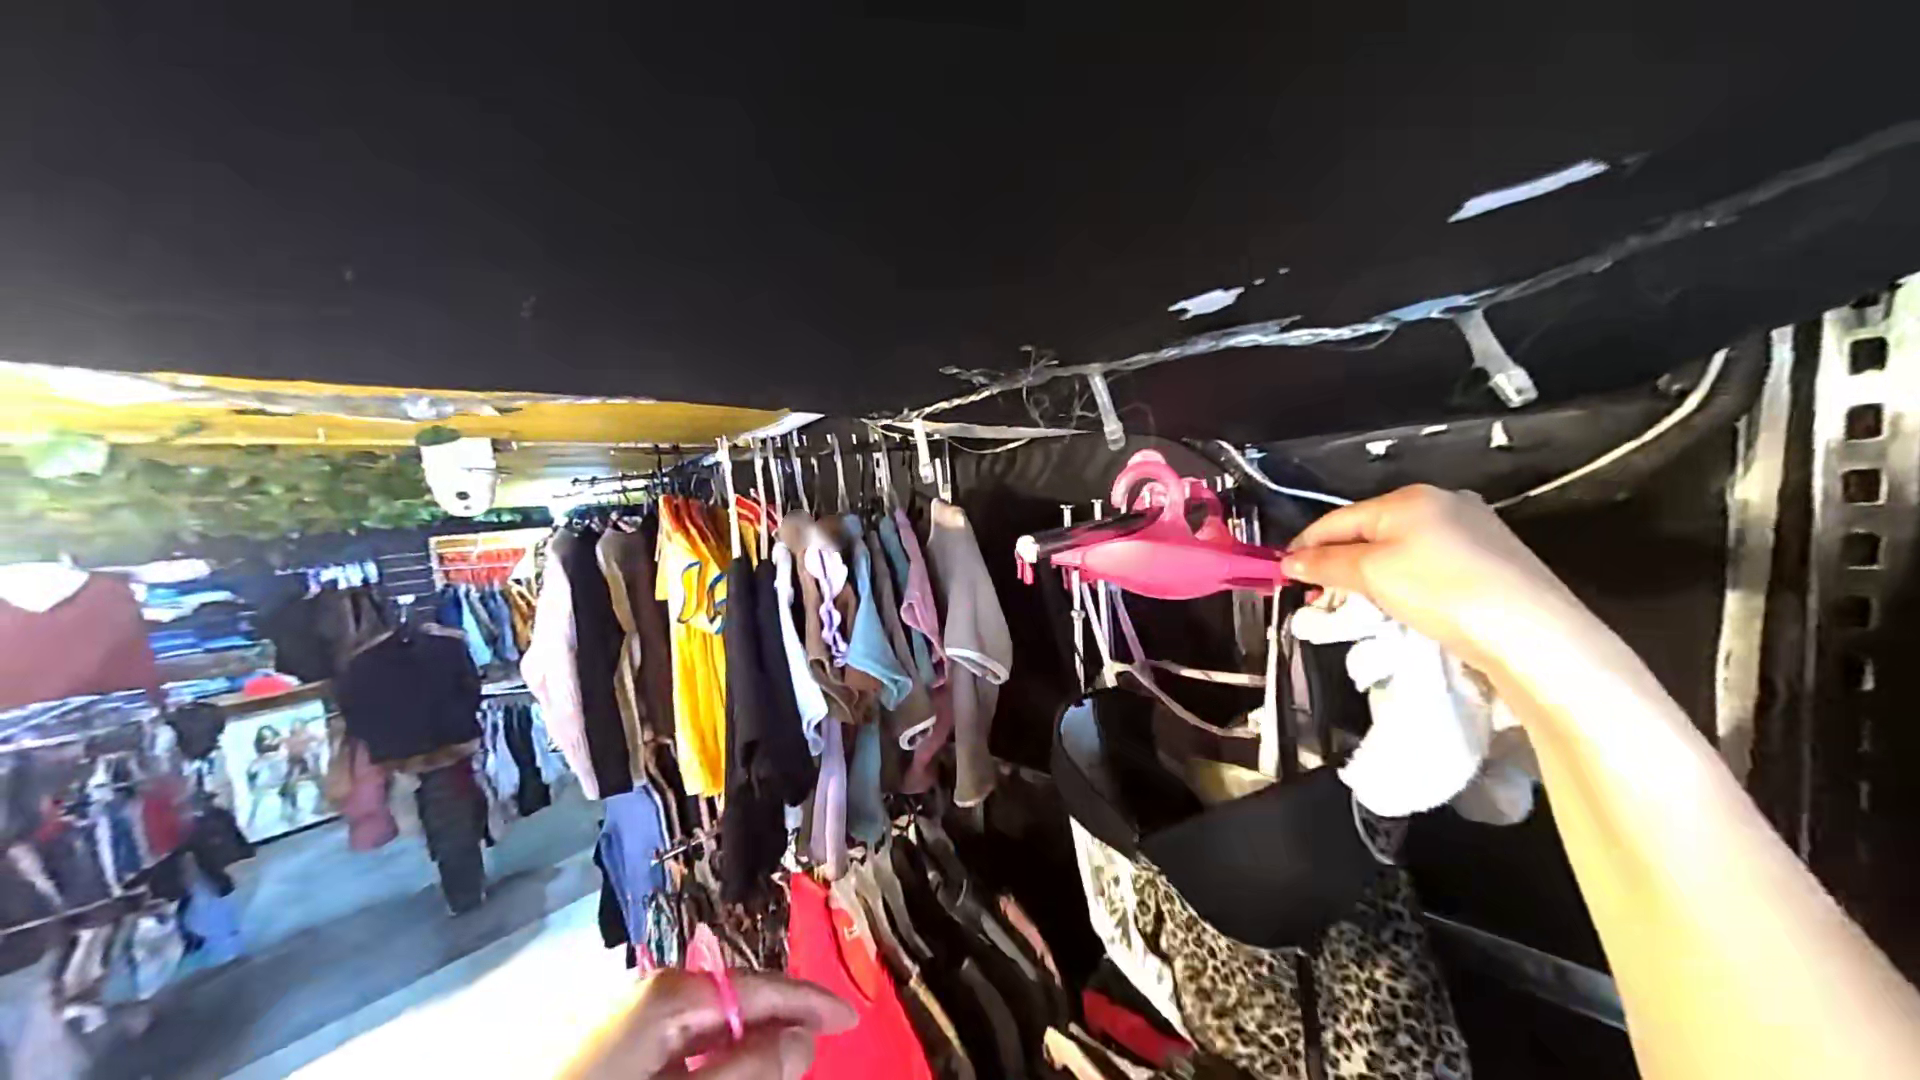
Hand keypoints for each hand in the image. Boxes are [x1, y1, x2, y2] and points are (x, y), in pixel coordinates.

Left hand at [561, 968, 856, 1079]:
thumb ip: (747, 1070)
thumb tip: (803, 1036)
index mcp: (670, 994)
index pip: (761, 987)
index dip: (809, 1002)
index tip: (851, 1018)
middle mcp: (651, 992)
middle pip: (736, 1001)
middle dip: (777, 1025)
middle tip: (814, 1052)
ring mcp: (626, 1018)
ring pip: (707, 1026)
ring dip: (743, 1047)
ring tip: (774, 1064)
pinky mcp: (609, 1048)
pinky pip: (678, 1044)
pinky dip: (708, 1059)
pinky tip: (716, 1073)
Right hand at [1280, 485, 1599, 680]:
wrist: (1534, 633)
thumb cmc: (1441, 591)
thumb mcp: (1371, 573)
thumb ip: (1325, 563)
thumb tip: (1290, 561)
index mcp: (1408, 498)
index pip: (1337, 519)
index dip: (1305, 545)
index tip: (1283, 573)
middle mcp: (1442, 502)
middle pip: (1368, 531)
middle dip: (1337, 562)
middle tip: (1318, 595)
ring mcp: (1472, 528)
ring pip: (1398, 548)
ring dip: (1367, 573)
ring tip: (1354, 603)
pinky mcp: (1492, 557)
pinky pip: (1426, 561)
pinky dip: (1401, 579)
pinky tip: (1400, 601)